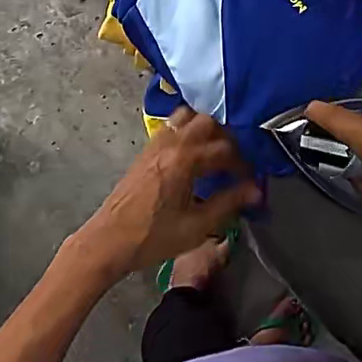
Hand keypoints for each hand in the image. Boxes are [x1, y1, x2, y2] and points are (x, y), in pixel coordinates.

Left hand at [67, 108, 259, 281]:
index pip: (225, 150)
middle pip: (208, 121)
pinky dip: (187, 130)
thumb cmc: (152, 237)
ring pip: (187, 117)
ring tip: (214, 149)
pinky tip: (192, 151)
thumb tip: (256, 191)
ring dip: (205, 128)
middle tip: (234, 159)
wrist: (105, 244)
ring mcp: (155, 145)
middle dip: (227, 138)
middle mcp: (171, 144)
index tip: (249, 179)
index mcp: (185, 160)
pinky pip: (171, 126)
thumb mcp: (197, 226)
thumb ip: (229, 203)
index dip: (243, 164)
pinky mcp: (145, 151)